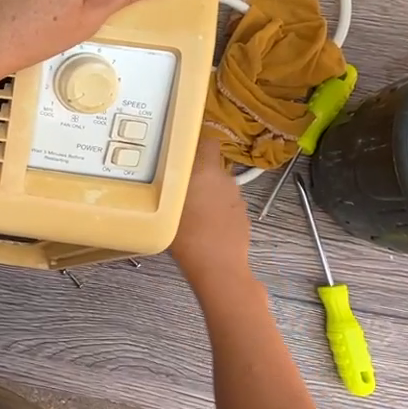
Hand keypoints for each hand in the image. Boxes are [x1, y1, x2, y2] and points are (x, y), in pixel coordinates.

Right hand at [168, 129, 254, 282]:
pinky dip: (214, 208)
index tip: (180, 147)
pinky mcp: (242, 216)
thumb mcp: (165, 204)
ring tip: (185, 208)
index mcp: (206, 170)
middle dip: (195, 171)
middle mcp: (225, 179)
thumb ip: (168, 182)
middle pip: (209, 166)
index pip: (207, 141)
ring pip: (217, 186)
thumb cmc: (186, 234)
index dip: (196, 141)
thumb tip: (167, 171)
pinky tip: (201, 224)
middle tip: (174, 183)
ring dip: (204, 191)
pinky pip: (224, 204)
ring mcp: (237, 198)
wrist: (218, 267)